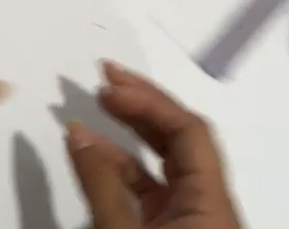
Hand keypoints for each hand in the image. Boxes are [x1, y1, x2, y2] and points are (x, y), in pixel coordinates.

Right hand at [65, 60, 242, 228]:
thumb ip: (100, 183)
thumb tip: (75, 128)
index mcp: (213, 201)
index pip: (189, 131)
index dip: (148, 101)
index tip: (107, 86)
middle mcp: (210, 204)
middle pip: (182, 138)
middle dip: (142, 102)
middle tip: (105, 74)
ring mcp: (195, 220)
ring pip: (168, 161)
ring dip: (132, 130)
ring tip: (98, 105)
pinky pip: (155, 187)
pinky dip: (126, 165)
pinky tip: (97, 154)